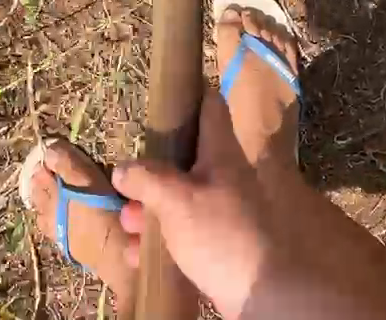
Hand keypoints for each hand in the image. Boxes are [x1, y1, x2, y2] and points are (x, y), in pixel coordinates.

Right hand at [114, 89, 281, 319]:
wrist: (264, 296)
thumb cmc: (222, 234)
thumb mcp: (176, 200)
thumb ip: (147, 179)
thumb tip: (121, 169)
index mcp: (220, 151)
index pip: (210, 105)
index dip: (191, 92)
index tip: (167, 89)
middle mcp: (223, 176)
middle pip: (184, 157)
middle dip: (150, 170)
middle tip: (126, 182)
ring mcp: (223, 212)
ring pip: (179, 198)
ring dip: (149, 209)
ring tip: (127, 223)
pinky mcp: (219, 245)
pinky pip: (182, 234)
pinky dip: (159, 240)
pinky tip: (137, 254)